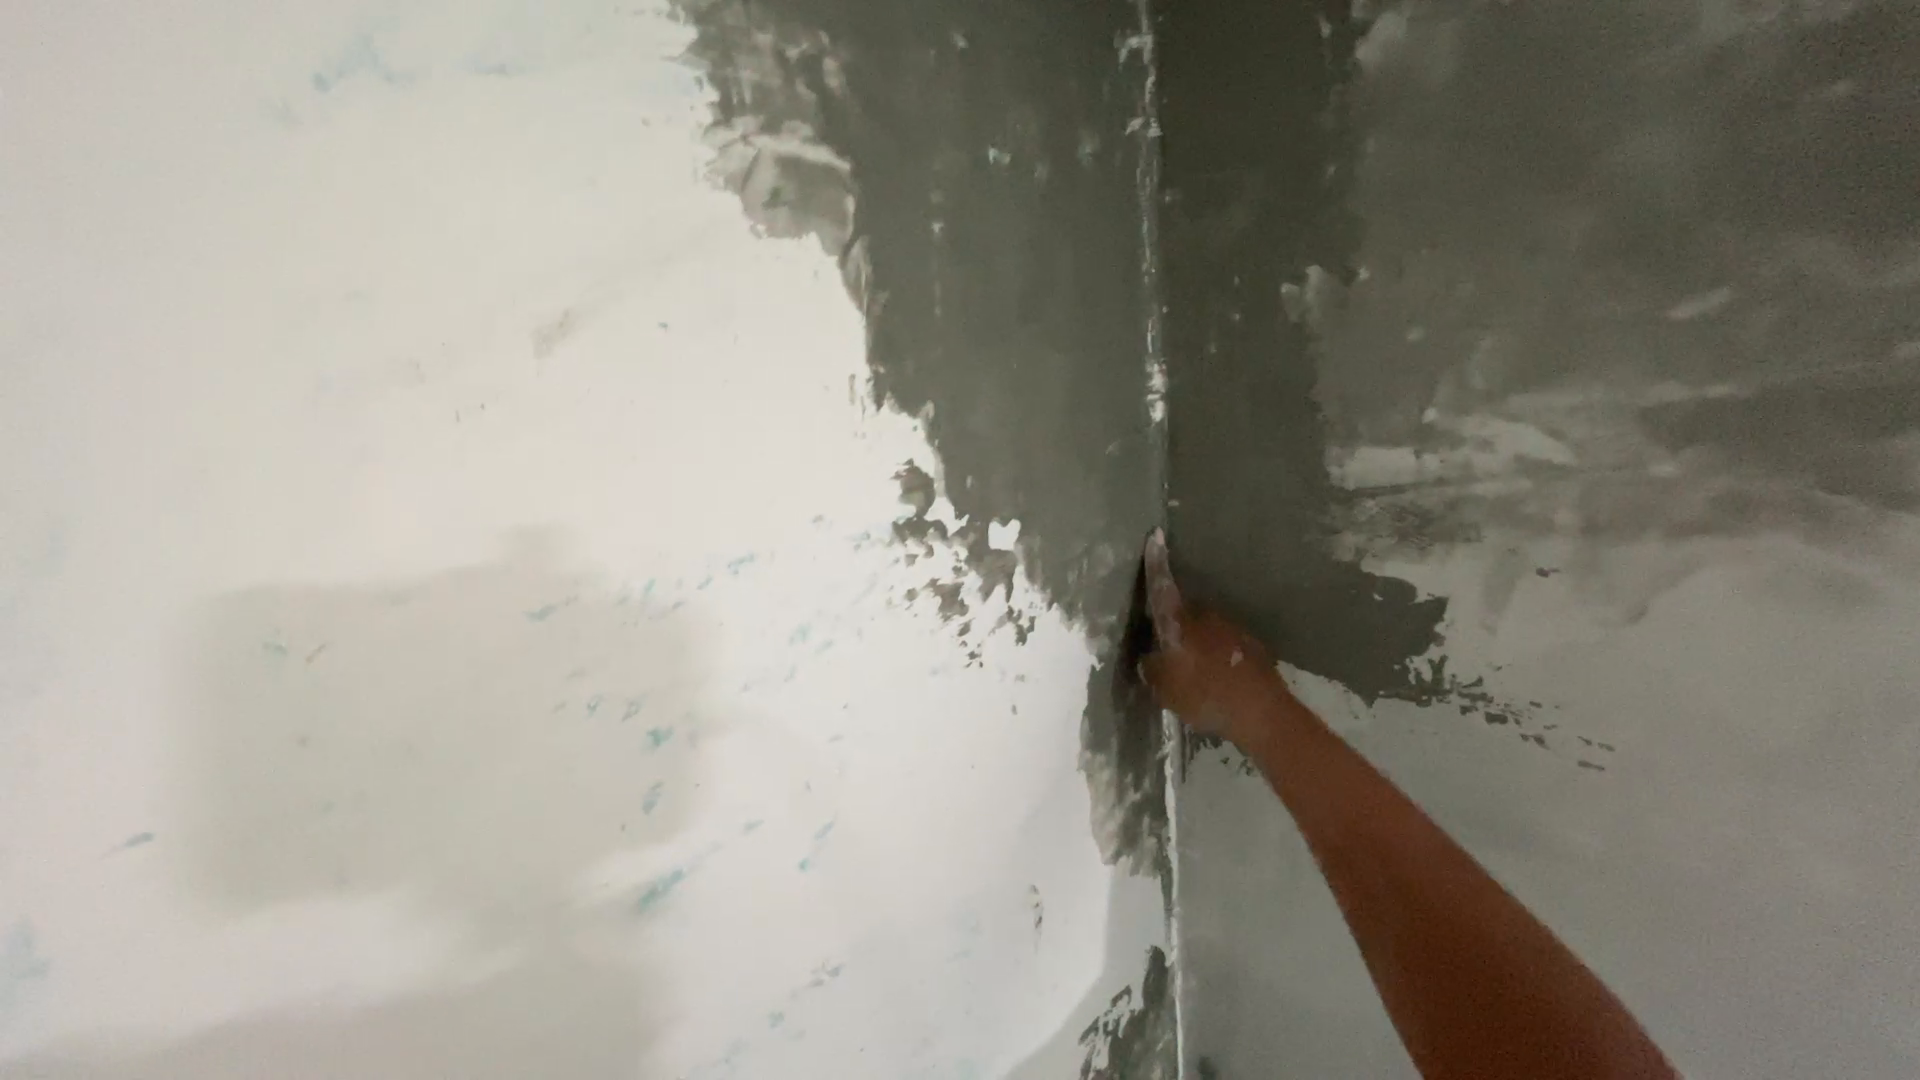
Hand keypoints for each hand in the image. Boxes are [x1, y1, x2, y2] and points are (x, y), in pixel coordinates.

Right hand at [1139, 529, 1294, 745]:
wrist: (1261, 712)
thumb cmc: (1204, 695)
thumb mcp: (1163, 688)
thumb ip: (1151, 668)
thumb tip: (1149, 657)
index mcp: (1180, 623)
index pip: (1162, 587)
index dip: (1156, 562)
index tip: (1156, 534)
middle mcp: (1206, 617)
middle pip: (1184, 612)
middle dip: (1175, 624)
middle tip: (1167, 649)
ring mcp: (1233, 629)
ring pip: (1206, 629)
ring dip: (1198, 643)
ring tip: (1194, 672)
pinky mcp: (1252, 646)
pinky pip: (1225, 646)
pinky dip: (1217, 657)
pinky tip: (1217, 680)